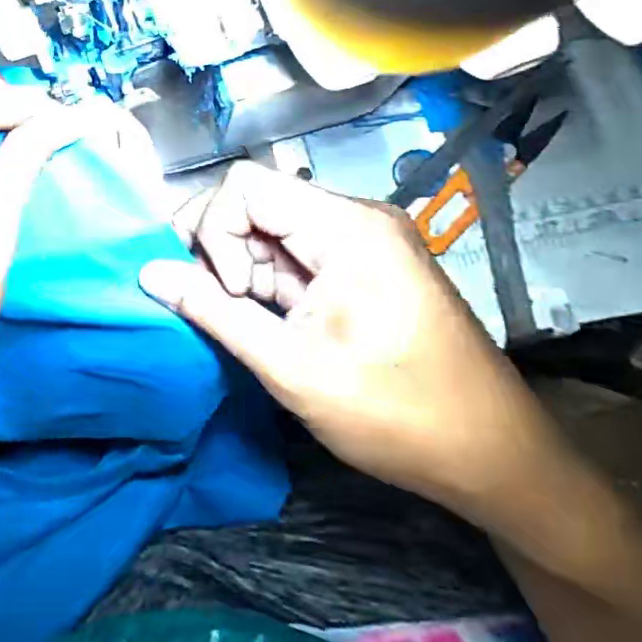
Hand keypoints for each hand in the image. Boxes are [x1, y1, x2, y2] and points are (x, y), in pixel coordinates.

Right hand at [139, 162, 575, 526]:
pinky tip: (262, 320)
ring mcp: (359, 242)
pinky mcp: (359, 267)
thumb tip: (148, 272)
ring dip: (239, 269)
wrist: (492, 455)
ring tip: (242, 322)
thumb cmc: (397, 415)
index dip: (214, 230)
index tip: (228, 294)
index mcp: (347, 228)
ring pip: (269, 230)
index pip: (245, 185)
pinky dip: (264, 282)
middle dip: (220, 250)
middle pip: (255, 202)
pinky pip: (292, 255)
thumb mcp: (293, 368)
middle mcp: (354, 218)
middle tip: (219, 307)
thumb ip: (215, 312)